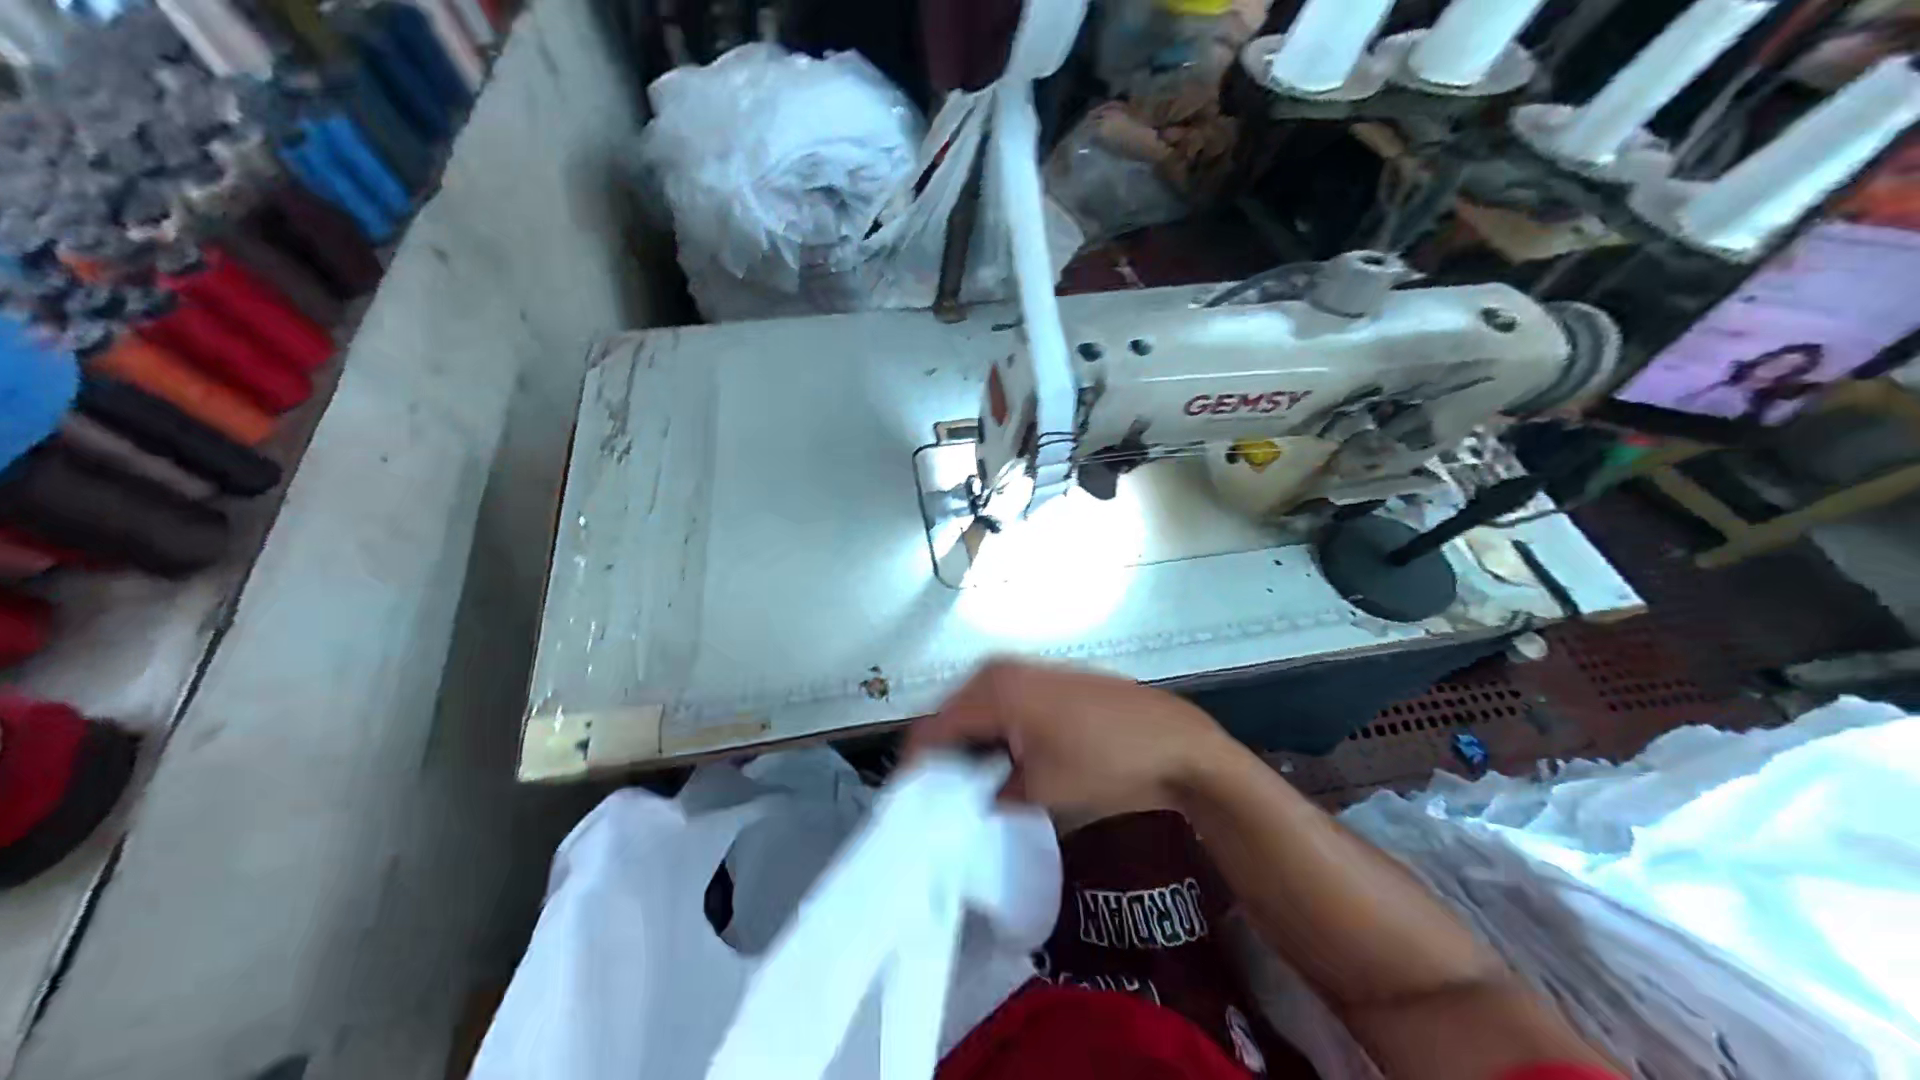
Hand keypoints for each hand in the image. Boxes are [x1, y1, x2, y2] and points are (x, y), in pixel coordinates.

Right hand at [904, 659, 1240, 816]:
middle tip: (937, 802)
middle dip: (940, 757)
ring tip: (965, 788)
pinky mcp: (1040, 678)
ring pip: (972, 710)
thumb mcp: (1040, 790)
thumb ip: (989, 796)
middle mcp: (998, 669)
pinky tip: (999, 764)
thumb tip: (965, 803)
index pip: (931, 729)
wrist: (1172, 739)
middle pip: (948, 716)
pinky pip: (997, 704)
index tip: (908, 807)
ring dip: (965, 746)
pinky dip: (990, 732)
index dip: (915, 769)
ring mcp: (1021, 670)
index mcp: (991, 690)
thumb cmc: (1104, 761)